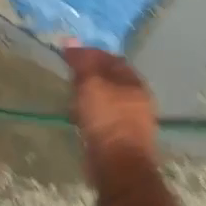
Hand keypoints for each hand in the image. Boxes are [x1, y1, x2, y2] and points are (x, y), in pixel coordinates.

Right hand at [65, 47, 158, 187]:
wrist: (118, 166)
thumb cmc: (107, 119)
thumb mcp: (91, 84)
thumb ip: (82, 62)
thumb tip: (70, 40)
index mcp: (134, 83)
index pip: (111, 59)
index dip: (90, 53)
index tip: (68, 54)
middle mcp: (137, 99)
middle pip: (110, 78)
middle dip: (89, 74)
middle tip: (68, 73)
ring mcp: (131, 120)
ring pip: (106, 98)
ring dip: (89, 94)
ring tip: (70, 94)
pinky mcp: (121, 137)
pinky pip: (103, 116)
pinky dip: (90, 111)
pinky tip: (78, 115)